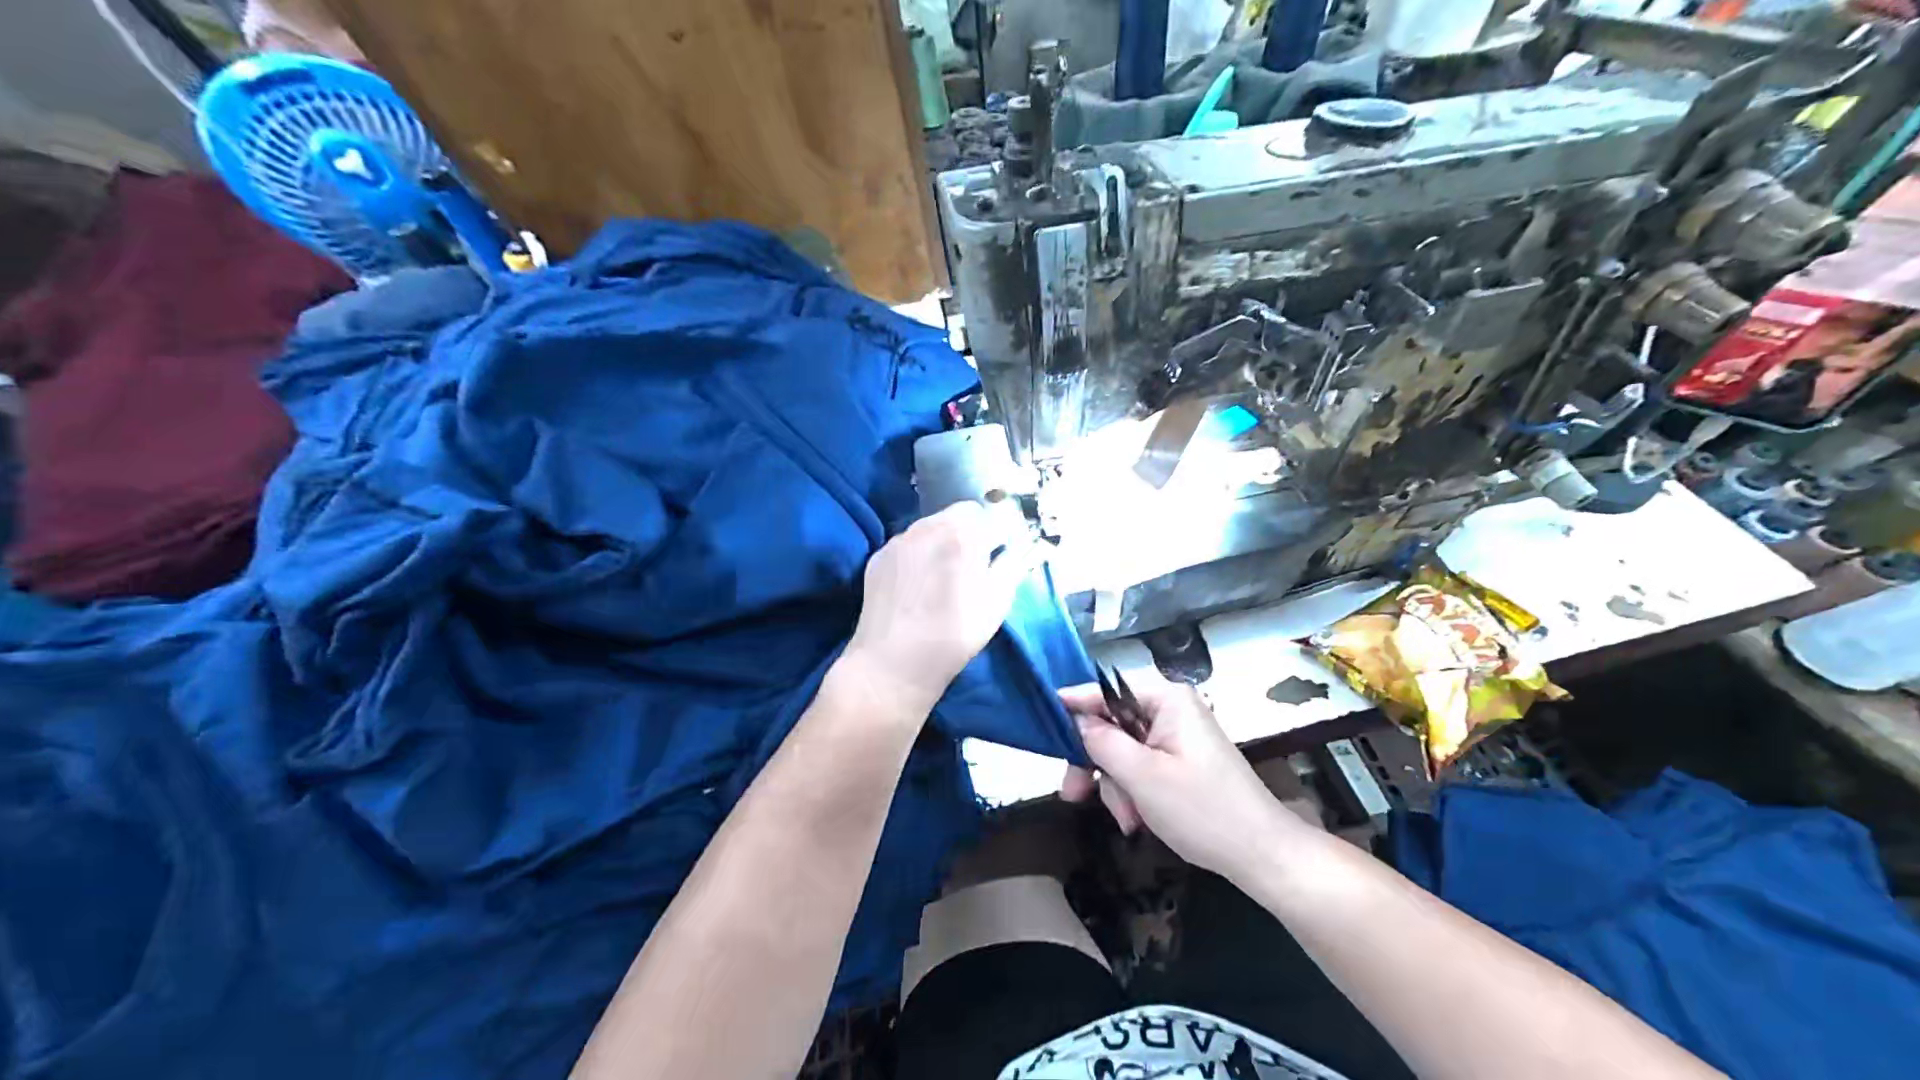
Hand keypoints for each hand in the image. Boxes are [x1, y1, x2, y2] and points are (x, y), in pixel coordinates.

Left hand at [842, 500, 1037, 716]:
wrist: (893, 662)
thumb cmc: (955, 635)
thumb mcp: (998, 603)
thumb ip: (1010, 566)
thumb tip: (1014, 549)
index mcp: (964, 534)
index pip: (991, 516)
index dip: (999, 536)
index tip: (998, 556)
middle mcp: (928, 526)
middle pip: (958, 515)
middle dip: (970, 533)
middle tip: (971, 568)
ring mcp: (898, 540)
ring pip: (929, 527)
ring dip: (941, 542)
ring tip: (940, 578)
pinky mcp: (878, 557)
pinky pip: (906, 546)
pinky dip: (916, 557)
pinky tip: (915, 587)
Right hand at [1060, 672, 1299, 879]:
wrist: (1262, 855)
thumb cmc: (1202, 809)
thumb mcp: (1141, 776)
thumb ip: (1101, 741)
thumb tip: (1075, 719)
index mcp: (1167, 700)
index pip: (1107, 689)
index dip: (1074, 703)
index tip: (1043, 715)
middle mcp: (1171, 711)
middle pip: (1111, 724)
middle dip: (1095, 762)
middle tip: (1074, 793)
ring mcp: (1176, 738)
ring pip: (1122, 751)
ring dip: (1114, 785)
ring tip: (1126, 820)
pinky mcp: (1179, 762)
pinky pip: (1140, 766)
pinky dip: (1131, 792)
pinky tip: (1136, 820)